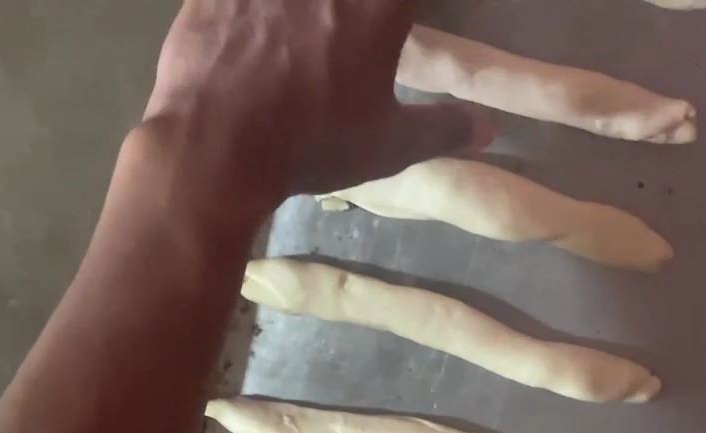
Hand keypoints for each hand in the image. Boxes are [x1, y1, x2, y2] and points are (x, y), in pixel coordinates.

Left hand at [143, 0, 483, 210]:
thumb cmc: (312, 145)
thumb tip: (487, 129)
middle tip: (365, 30)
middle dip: (371, 10)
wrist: (217, 144)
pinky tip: (268, 24)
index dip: (428, 4)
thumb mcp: (387, 146)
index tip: (413, 21)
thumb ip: (439, 129)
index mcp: (378, 5)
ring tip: (315, 34)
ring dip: (316, 10)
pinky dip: (264, 6)